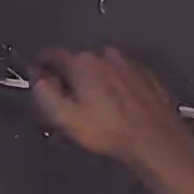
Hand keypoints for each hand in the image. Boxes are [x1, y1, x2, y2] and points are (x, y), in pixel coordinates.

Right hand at [32, 47, 193, 169]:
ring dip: (93, 79)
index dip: (40, 65)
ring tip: (93, 103)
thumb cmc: (105, 129)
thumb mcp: (64, 116)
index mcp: (81, 63)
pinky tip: (117, 104)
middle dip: (68, 76)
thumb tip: (37, 76)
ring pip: (101, 67)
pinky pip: (121, 75)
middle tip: (67, 100)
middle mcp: (105, 56)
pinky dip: (114, 84)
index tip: (38, 79)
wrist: (156, 140)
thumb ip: (44, 92)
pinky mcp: (147, 76)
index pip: (51, 54)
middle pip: (77, 61)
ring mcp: (129, 64)